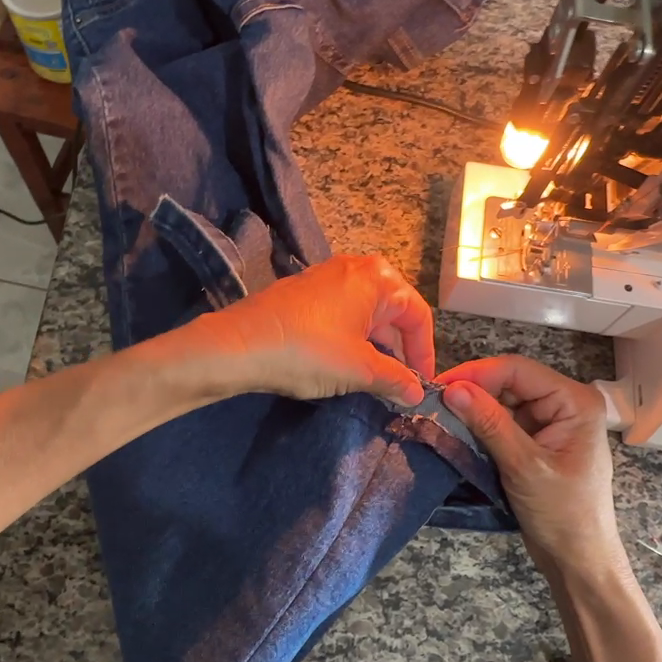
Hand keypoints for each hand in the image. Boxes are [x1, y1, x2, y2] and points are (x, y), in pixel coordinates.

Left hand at [185, 255, 433, 405]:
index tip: (423, 385)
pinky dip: (351, 339)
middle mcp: (354, 268)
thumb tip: (416, 393)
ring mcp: (325, 279)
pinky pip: (341, 315)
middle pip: (392, 311)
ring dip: (374, 347)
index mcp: (376, 278)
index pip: (417, 314)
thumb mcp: (360, 369)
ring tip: (374, 381)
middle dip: (399, 350)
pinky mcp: (302, 294)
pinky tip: (343, 365)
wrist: (237, 346)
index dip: (425, 353)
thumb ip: (395, 379)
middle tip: (399, 385)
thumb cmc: (308, 351)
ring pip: (365, 314)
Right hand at [437, 355, 622, 576]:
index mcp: (574, 402)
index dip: (477, 374)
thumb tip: (453, 389)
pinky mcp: (535, 441)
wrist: (578, 561)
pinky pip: (503, 422)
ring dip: (474, 408)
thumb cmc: (562, 514)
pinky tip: (457, 431)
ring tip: (440, 414)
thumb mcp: (524, 466)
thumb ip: (489, 424)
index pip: (518, 370)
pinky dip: (481, 426)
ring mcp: (550, 423)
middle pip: (509, 382)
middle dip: (473, 390)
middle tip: (434, 402)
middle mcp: (564, 404)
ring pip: (502, 401)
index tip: (440, 386)